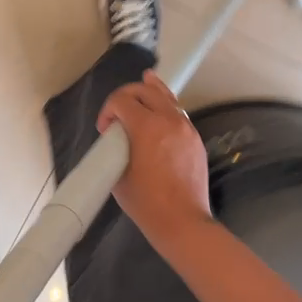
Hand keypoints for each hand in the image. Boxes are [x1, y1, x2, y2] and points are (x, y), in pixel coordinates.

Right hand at [97, 70, 212, 247]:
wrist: (182, 221)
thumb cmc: (145, 202)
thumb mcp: (118, 174)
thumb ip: (116, 149)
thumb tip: (117, 140)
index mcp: (147, 127)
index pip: (122, 100)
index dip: (108, 109)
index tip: (105, 128)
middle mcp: (169, 120)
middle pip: (146, 90)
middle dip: (128, 95)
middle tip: (118, 111)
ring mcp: (186, 128)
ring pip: (167, 97)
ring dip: (152, 91)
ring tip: (146, 80)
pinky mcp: (195, 139)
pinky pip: (178, 113)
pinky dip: (166, 106)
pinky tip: (161, 107)